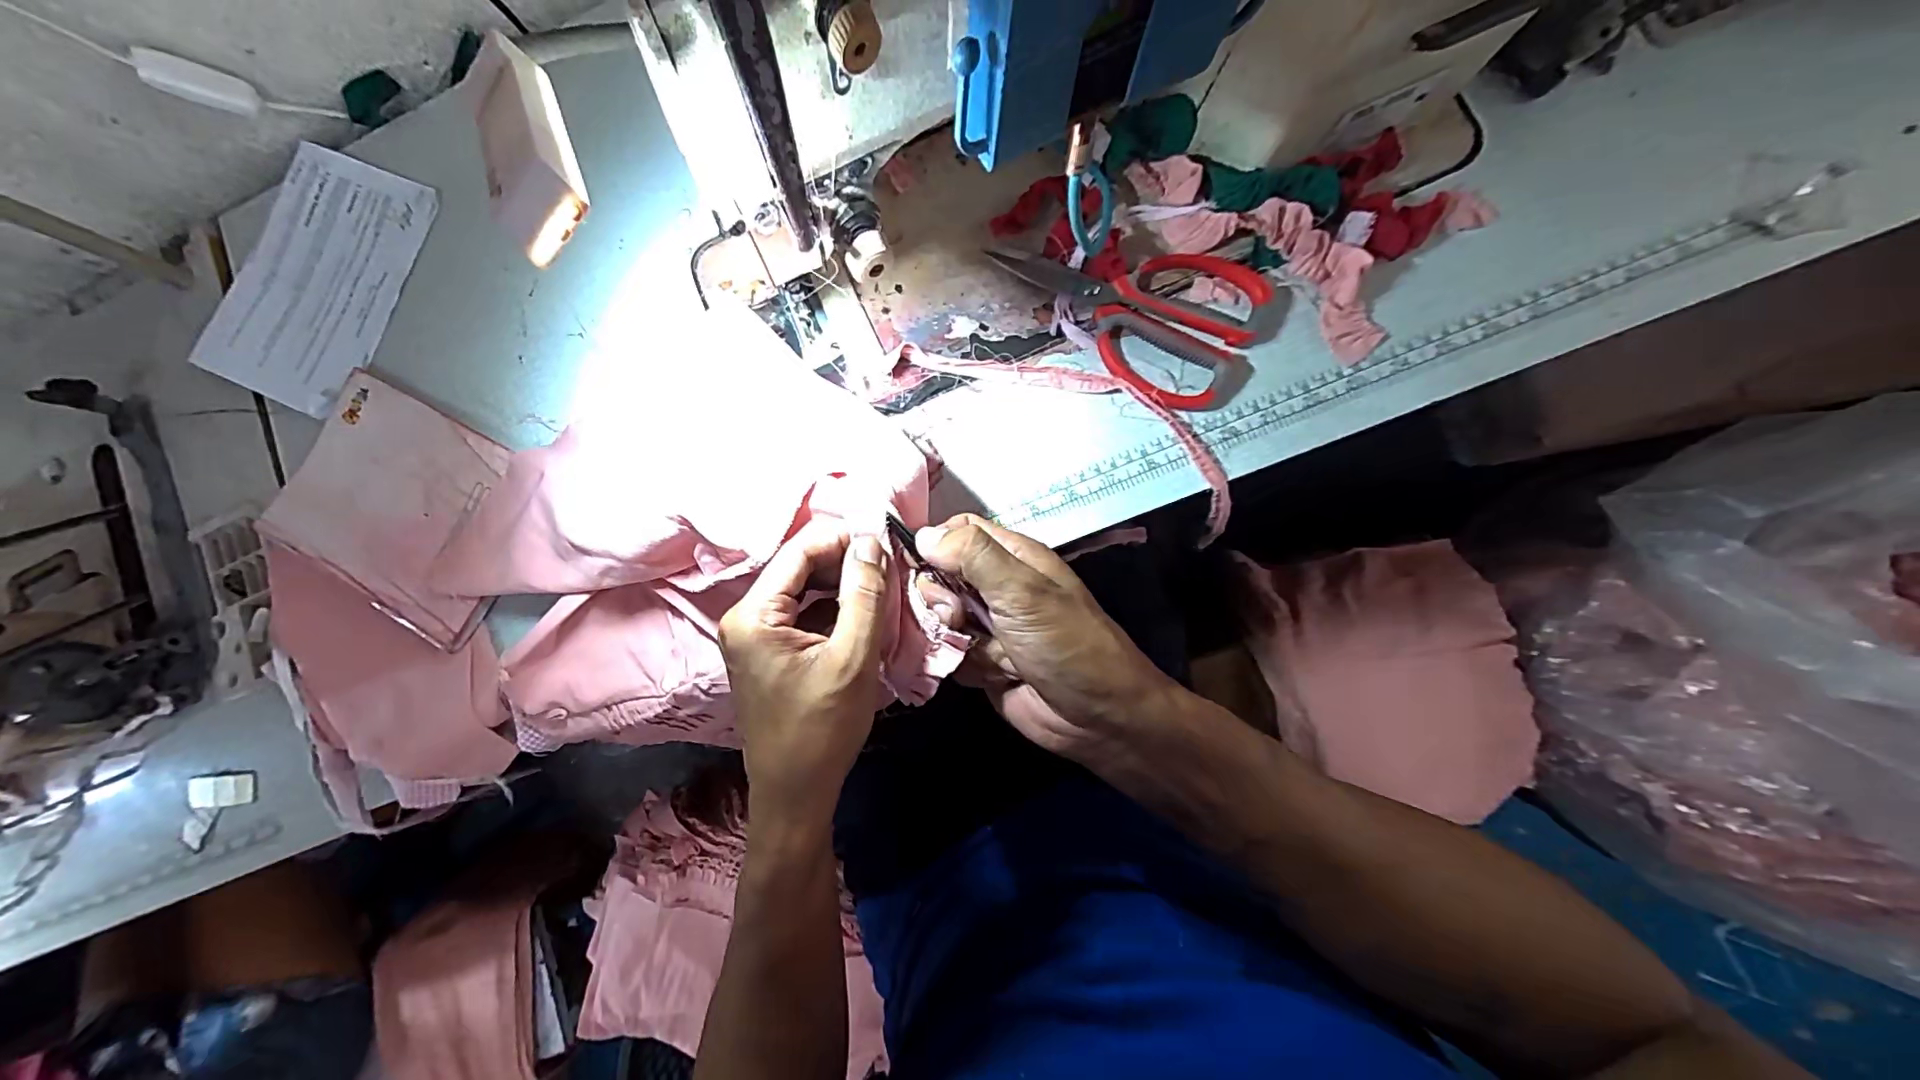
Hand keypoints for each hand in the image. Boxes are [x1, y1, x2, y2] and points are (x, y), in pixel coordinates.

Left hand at [719, 522, 890, 833]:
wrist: (796, 794)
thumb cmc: (822, 730)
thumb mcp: (852, 659)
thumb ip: (864, 595)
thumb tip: (871, 541)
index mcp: (753, 615)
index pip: (799, 551)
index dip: (843, 538)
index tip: (886, 539)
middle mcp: (745, 617)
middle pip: (800, 568)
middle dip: (846, 563)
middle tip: (890, 568)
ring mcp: (755, 636)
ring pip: (805, 590)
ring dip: (844, 586)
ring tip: (884, 590)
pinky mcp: (771, 652)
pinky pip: (805, 614)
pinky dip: (836, 610)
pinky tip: (865, 617)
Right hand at [913, 514, 1177, 760]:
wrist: (1099, 717)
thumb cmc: (1068, 645)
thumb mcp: (1023, 591)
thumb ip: (974, 557)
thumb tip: (924, 535)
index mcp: (1012, 557)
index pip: (958, 533)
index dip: (934, 545)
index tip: (923, 567)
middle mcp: (997, 587)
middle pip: (940, 578)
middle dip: (941, 601)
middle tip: (960, 617)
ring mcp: (989, 626)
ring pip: (940, 620)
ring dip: (958, 639)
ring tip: (993, 655)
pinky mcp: (983, 662)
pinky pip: (950, 654)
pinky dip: (966, 666)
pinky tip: (997, 676)